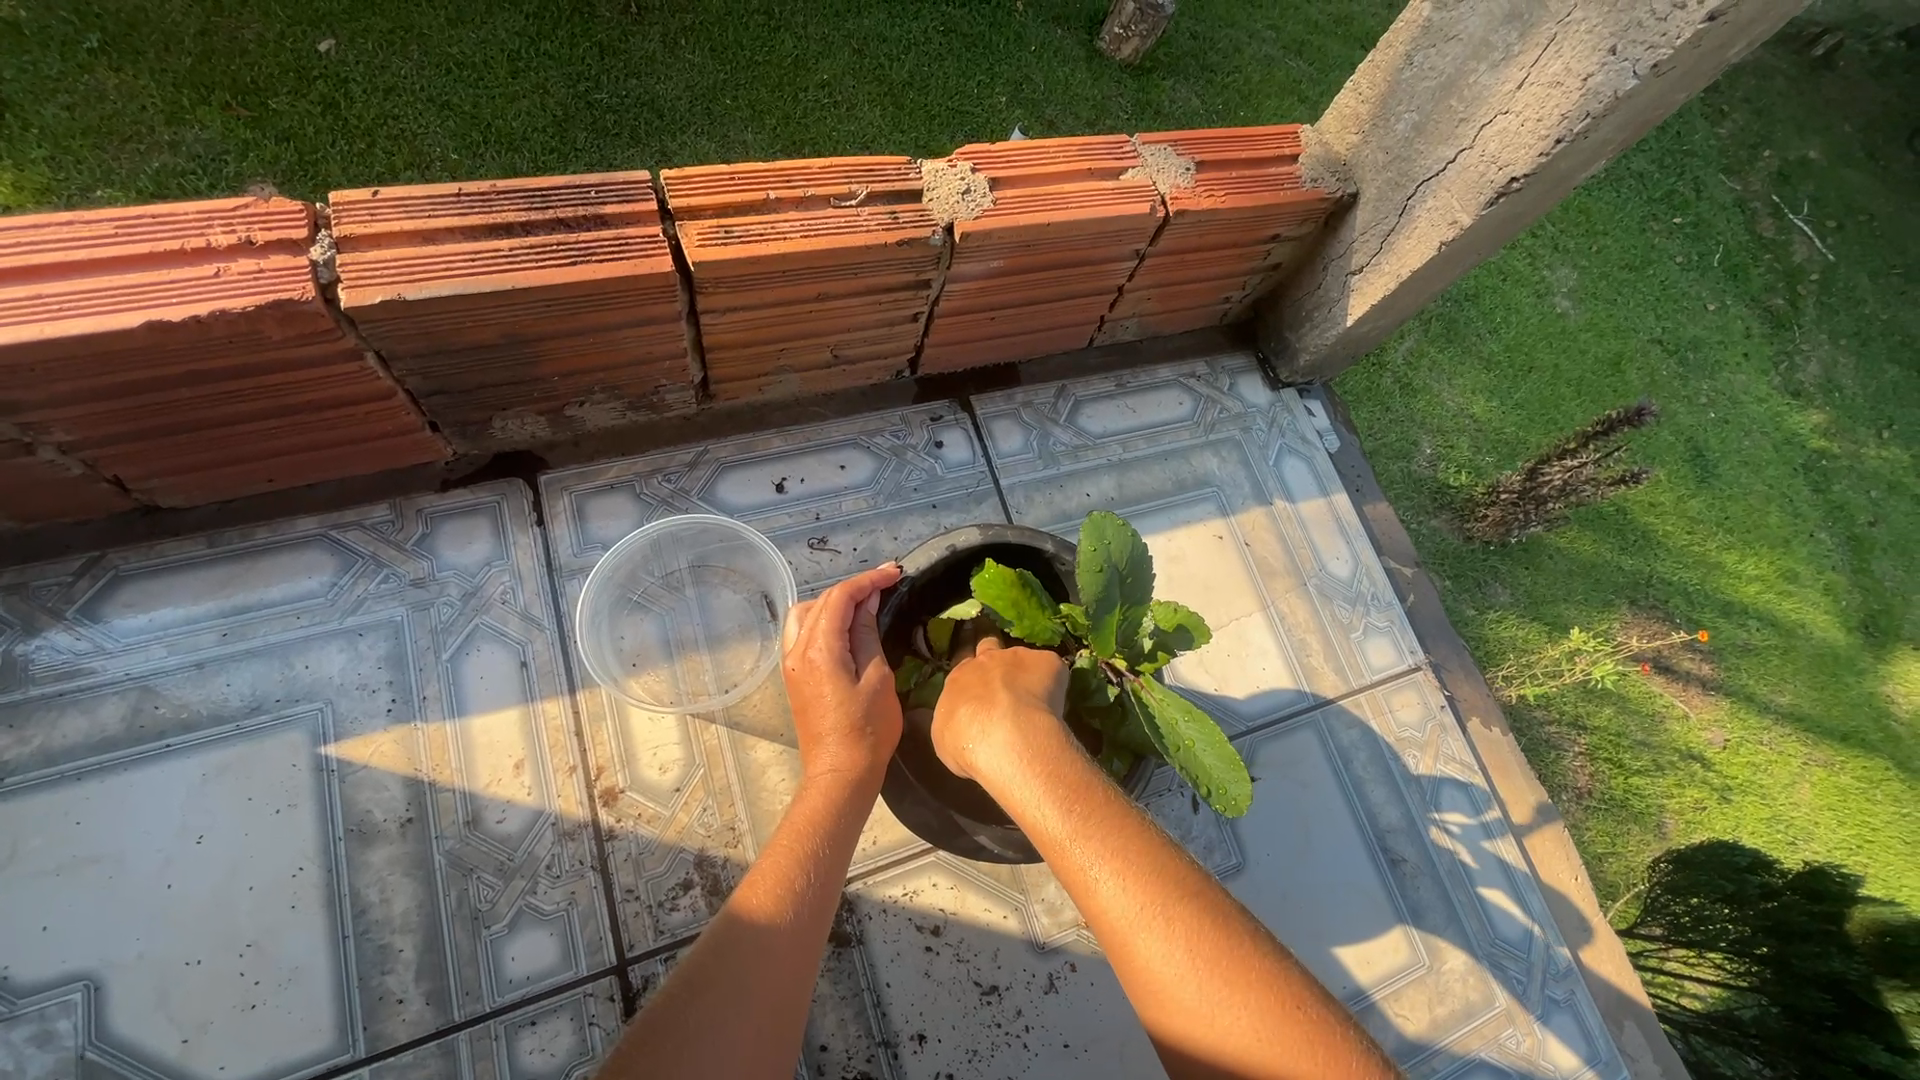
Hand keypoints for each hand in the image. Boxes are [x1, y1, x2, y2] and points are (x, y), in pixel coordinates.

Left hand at [781, 563, 902, 784]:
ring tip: (865, 604)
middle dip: (854, 588)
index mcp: (819, 649)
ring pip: (806, 614)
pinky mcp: (795, 677)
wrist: (840, 774)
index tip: (895, 573)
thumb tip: (867, 603)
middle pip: (822, 602)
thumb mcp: (878, 678)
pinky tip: (844, 626)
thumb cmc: (867, 731)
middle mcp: (797, 651)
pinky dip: (823, 620)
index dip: (868, 580)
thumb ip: (867, 634)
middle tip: (887, 584)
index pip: (840, 597)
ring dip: (834, 602)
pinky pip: (802, 633)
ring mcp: (791, 664)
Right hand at [930, 637, 1072, 782]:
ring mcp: (1018, 656)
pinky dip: (1055, 682)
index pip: (962, 659)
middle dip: (993, 649)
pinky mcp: (1048, 661)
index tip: (975, 667)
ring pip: (1024, 657)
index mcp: (960, 678)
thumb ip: (953, 718)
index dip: (970, 661)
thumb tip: (958, 719)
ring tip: (1037, 699)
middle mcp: (987, 661)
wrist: (1005, 736)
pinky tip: (1056, 703)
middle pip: (988, 643)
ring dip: (1028, 672)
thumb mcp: (945, 735)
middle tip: (1003, 666)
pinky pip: (1052, 667)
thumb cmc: (967, 743)